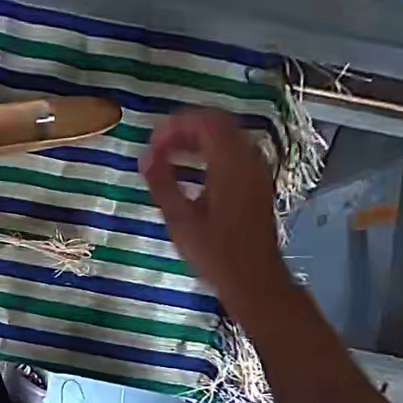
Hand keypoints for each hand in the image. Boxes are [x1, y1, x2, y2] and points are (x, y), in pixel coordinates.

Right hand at [140, 109, 291, 320]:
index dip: (175, 125)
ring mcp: (256, 172)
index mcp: (230, 163)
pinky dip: (209, 155)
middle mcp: (249, 160)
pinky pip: (233, 155)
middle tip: (158, 146)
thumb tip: (145, 157)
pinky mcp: (256, 185)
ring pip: (226, 139)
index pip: (205, 122)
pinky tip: (189, 175)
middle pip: (217, 125)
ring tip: (168, 158)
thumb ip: (161, 183)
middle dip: (185, 130)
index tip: (152, 140)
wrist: (253, 280)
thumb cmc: (215, 253)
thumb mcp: (180, 219)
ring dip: (197, 142)